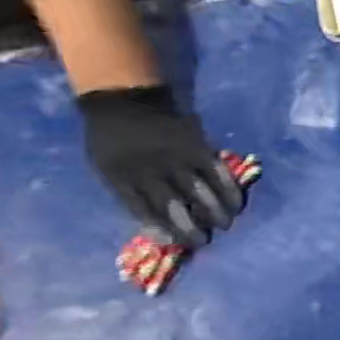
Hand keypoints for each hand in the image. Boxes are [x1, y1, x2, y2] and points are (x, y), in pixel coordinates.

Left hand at [78, 86, 244, 247]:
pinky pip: (217, 173)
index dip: (163, 230)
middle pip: (174, 207)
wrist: (125, 98)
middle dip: (191, 228)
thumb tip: (155, 228)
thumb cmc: (112, 137)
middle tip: (204, 240)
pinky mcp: (196, 147)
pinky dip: (228, 190)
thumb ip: (127, 194)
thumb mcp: (104, 167)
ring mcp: (175, 159)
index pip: (145, 212)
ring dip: (215, 213)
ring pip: (198, 193)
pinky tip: (236, 204)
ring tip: (225, 225)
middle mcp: (149, 171)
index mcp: (121, 178)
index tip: (177, 241)